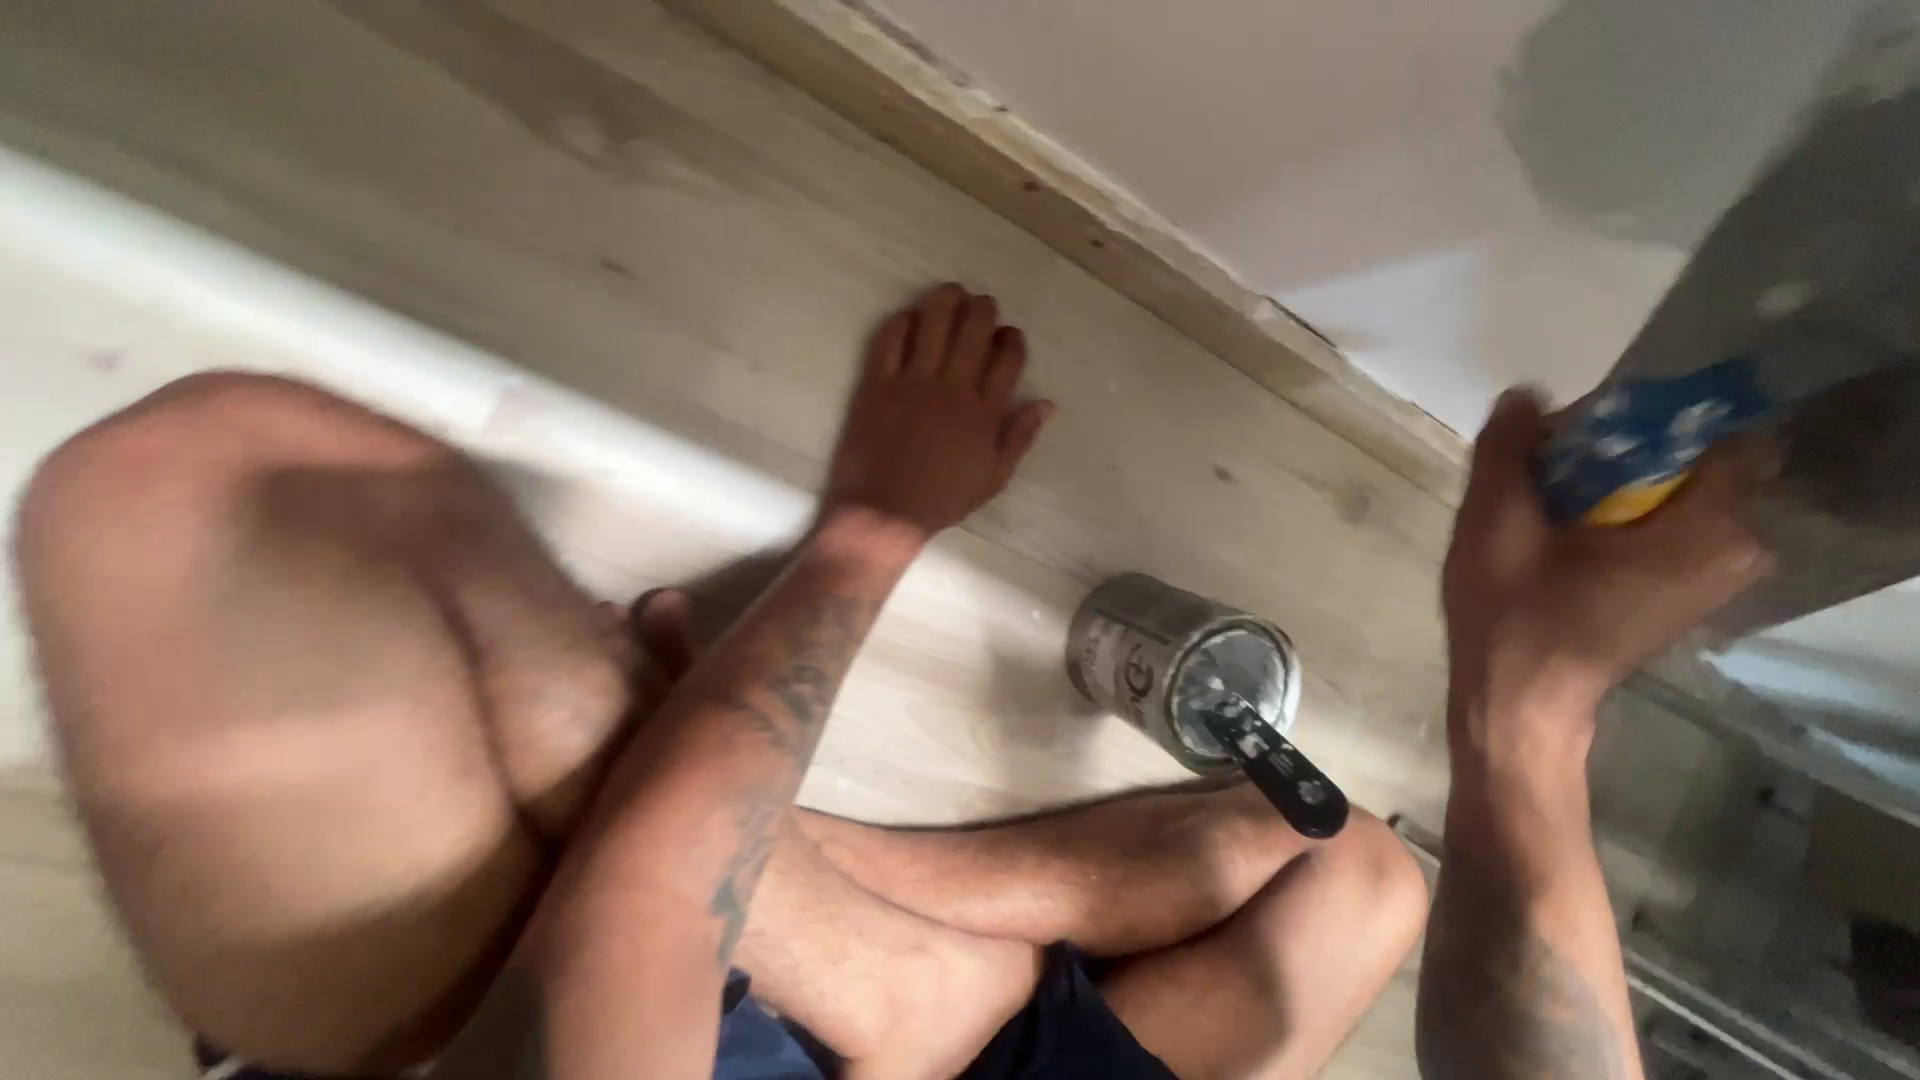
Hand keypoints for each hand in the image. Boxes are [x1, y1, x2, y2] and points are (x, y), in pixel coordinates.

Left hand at [821, 284, 1053, 541]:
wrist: (884, 512)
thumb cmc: (941, 500)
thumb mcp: (993, 479)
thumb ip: (1019, 437)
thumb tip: (1046, 403)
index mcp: (985, 413)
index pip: (1008, 358)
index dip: (1012, 339)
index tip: (1009, 335)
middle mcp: (952, 389)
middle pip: (974, 329)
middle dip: (983, 309)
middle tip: (982, 306)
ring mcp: (912, 382)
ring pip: (934, 322)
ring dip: (946, 299)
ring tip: (951, 293)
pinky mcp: (877, 384)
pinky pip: (890, 339)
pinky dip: (902, 321)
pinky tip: (910, 319)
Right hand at [1442, 389, 1769, 771]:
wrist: (1517, 702)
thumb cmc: (1510, 618)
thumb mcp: (1493, 526)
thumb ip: (1508, 454)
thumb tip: (1524, 396)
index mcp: (1707, 528)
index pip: (1705, 432)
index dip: (1636, 420)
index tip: (1570, 438)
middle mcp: (1735, 548)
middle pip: (1685, 461)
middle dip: (1613, 453)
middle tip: (1540, 474)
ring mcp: (1713, 574)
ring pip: (1669, 493)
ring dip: (1606, 485)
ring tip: (1539, 508)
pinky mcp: (1684, 590)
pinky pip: (1663, 525)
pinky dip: (1614, 516)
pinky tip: (1556, 537)